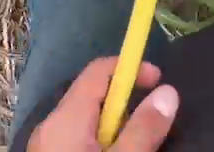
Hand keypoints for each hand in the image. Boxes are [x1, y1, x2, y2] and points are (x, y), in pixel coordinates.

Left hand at [27, 57, 179, 151]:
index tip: (159, 82)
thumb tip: (168, 92)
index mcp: (66, 118)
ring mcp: (44, 150)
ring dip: (114, 130)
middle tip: (151, 128)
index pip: (99, 70)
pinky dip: (98, 147)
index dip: (131, 69)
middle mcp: (50, 127)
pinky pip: (75, 143)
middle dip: (125, 105)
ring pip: (85, 123)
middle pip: (92, 96)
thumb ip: (144, 130)